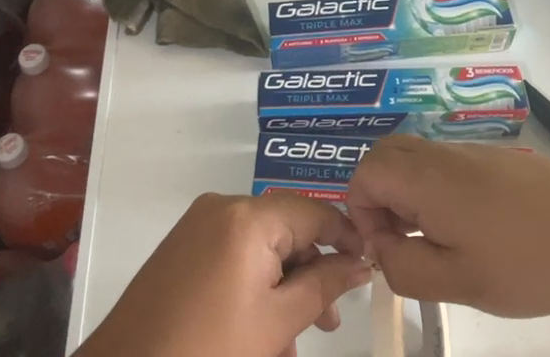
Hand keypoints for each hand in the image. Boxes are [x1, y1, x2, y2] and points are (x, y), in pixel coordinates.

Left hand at [77, 192, 372, 356]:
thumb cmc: (209, 347)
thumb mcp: (277, 321)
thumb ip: (325, 285)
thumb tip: (361, 262)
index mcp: (248, 216)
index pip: (314, 211)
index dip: (346, 238)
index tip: (368, 269)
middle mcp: (222, 207)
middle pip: (286, 229)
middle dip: (311, 273)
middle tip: (329, 322)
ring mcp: (197, 225)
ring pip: (260, 247)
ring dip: (283, 287)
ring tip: (291, 340)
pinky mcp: (181, 247)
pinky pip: (233, 255)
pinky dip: (253, 285)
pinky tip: (258, 330)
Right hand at [346, 135, 549, 318]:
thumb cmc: (530, 263)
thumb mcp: (458, 282)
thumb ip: (404, 268)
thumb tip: (381, 247)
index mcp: (428, 178)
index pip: (365, 172)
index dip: (360, 211)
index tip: (387, 249)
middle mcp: (447, 154)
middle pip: (388, 155)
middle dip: (379, 197)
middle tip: (403, 242)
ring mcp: (477, 153)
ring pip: (420, 159)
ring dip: (410, 195)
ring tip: (440, 244)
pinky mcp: (503, 160)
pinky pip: (451, 165)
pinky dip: (440, 191)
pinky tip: (475, 232)